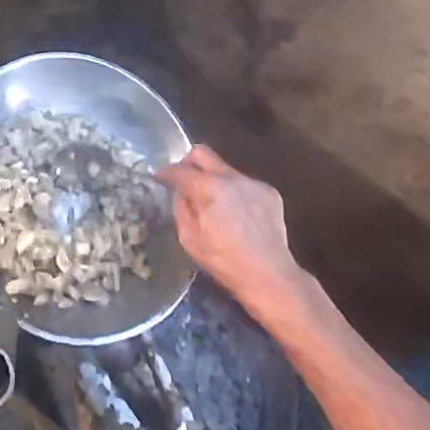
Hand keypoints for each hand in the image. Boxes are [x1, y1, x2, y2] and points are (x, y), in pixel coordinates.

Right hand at [157, 145, 307, 313]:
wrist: (270, 276)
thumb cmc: (224, 262)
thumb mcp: (189, 239)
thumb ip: (181, 208)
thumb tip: (180, 192)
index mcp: (208, 188)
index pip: (180, 170)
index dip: (165, 173)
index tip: (159, 177)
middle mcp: (231, 177)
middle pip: (202, 153)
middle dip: (188, 163)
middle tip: (184, 181)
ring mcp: (252, 182)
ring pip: (224, 169)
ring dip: (214, 181)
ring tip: (216, 208)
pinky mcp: (269, 191)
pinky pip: (244, 184)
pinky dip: (235, 193)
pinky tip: (239, 217)